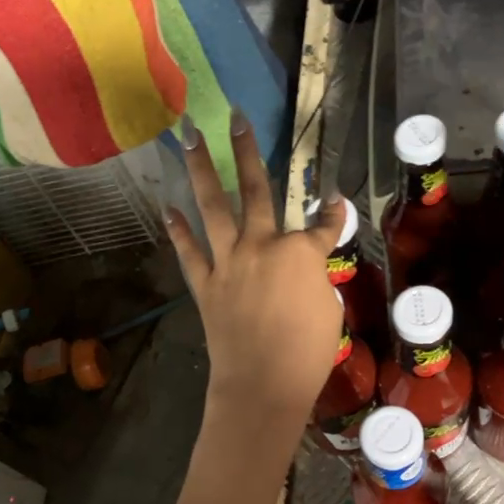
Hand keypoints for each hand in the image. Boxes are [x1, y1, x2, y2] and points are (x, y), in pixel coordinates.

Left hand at [164, 112, 348, 419]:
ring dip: (201, 169)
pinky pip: (189, 251)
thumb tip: (309, 266)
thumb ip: (318, 276)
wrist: (263, 384)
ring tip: (188, 138)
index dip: (333, 215)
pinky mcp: (205, 284)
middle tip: (236, 118)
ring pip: (214, 206)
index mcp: (300, 252)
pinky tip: (168, 207)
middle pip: (257, 191)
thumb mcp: (330, 309)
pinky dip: (178, 230)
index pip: (321, 226)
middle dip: (247, 151)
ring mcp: (229, 263)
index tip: (335, 202)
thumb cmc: (308, 352)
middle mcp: (261, 246)